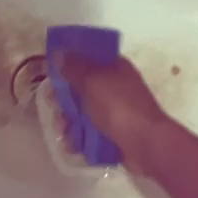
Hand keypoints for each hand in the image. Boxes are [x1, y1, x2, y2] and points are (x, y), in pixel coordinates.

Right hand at [58, 52, 173, 176]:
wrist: (146, 144)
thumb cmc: (119, 106)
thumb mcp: (92, 81)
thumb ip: (74, 67)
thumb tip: (59, 52)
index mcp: (115, 67)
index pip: (88, 58)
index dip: (69, 64)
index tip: (51, 74)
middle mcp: (116, 86)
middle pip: (83, 87)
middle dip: (65, 98)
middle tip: (53, 106)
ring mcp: (117, 111)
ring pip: (85, 111)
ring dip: (70, 120)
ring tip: (63, 131)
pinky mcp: (115, 133)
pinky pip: (92, 131)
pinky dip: (81, 137)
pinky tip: (72, 145)